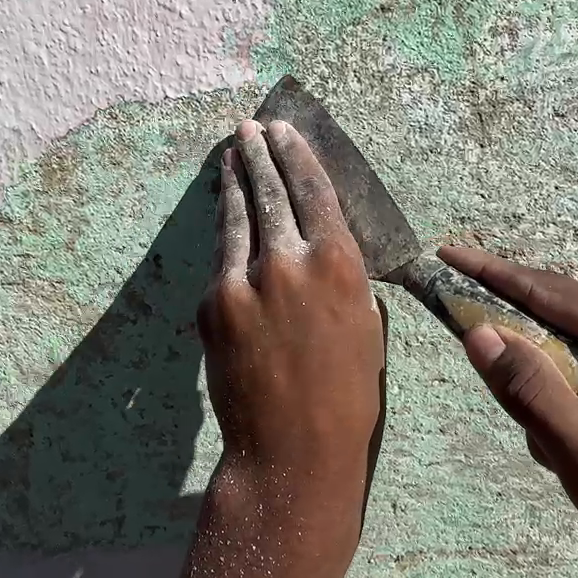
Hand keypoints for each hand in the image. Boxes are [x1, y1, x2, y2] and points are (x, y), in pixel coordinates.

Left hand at [180, 120, 385, 577]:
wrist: (291, 451)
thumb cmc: (347, 393)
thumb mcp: (364, 322)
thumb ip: (340, 273)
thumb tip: (318, 238)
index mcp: (338, 264)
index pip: (313, 191)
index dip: (298, 155)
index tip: (285, 131)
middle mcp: (288, 262)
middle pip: (271, 192)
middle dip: (261, 154)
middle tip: (252, 127)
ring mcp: (244, 281)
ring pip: (239, 216)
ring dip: (235, 180)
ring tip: (233, 152)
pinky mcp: (213, 303)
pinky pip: (222, 256)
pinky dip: (225, 229)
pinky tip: (225, 211)